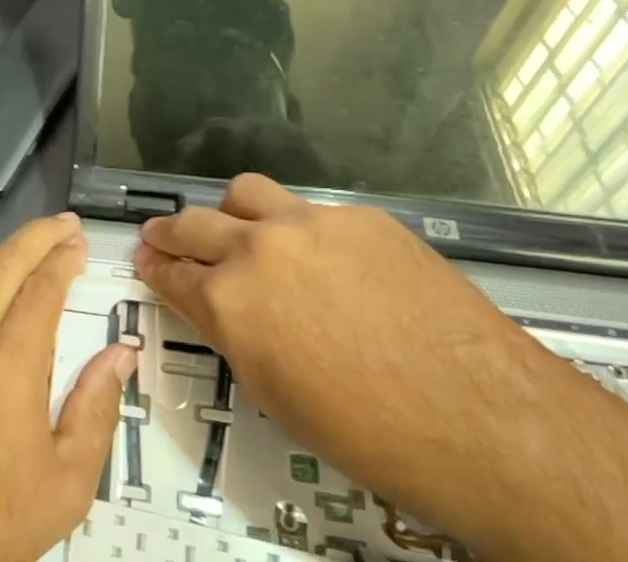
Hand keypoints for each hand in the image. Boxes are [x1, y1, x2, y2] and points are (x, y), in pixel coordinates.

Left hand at [0, 213, 135, 561]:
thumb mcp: (66, 481)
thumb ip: (95, 408)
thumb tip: (118, 357)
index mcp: (5, 368)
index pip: (40, 289)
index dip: (62, 259)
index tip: (79, 244)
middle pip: (0, 266)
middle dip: (35, 237)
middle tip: (63, 225)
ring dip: (3, 254)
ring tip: (32, 245)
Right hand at [132, 174, 563, 520]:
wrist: (480, 417)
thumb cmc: (370, 434)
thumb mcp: (275, 396)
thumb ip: (237, 337)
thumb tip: (227, 312)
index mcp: (230, 303)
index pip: (173, 274)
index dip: (155, 269)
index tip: (148, 262)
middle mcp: (259, 250)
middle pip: (194, 223)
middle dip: (170, 232)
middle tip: (162, 238)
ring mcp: (312, 225)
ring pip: (246, 193)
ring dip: (228, 212)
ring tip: (234, 229)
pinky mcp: (362, 218)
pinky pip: (310, 211)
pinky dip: (295, 228)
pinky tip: (318, 257)